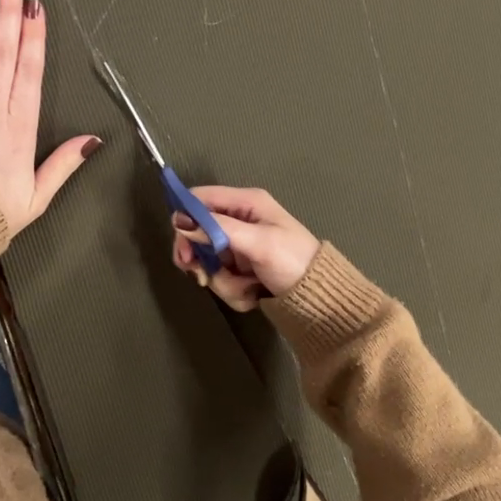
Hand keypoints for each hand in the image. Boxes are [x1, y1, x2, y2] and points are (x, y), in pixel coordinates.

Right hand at [170, 186, 320, 311]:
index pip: (200, 199)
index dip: (185, 219)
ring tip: (247, 288)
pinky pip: (222, 278)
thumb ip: (219, 230)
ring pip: (209, 261)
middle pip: (198, 232)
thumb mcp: (258, 243)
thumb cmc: (294, 263)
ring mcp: (239, 246)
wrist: (321, 301)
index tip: (183, 248)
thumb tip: (179, 220)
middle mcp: (239, 220)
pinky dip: (234, 290)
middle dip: (201, 259)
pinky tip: (252, 294)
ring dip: (223, 280)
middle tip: (201, 276)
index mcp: (246, 203)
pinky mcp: (241, 268)